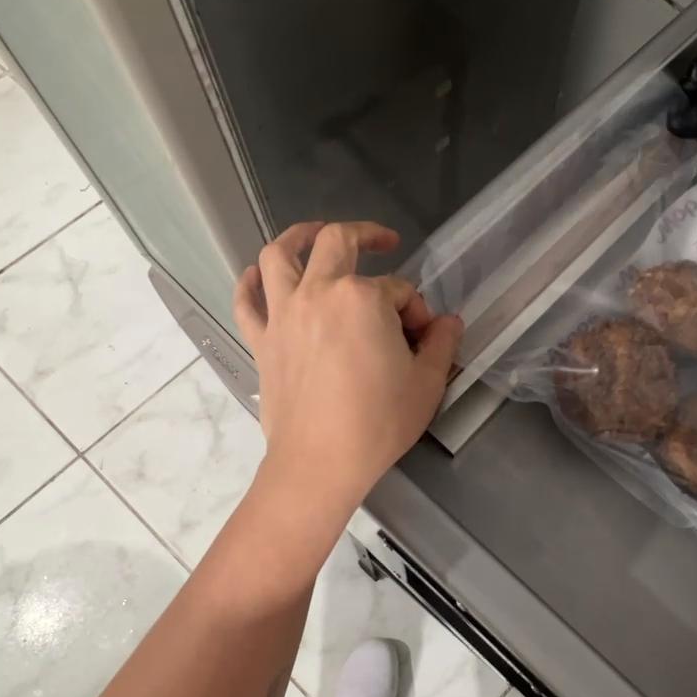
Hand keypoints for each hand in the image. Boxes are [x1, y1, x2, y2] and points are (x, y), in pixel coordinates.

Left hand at [233, 221, 462, 511]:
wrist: (320, 462)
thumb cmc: (378, 422)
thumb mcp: (426, 382)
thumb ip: (441, 343)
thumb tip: (449, 322)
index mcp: (363, 298)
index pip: (399, 290)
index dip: (417, 310)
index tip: (424, 338)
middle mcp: (318, 292)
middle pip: (337, 243)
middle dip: (365, 235)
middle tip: (384, 241)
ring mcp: (284, 314)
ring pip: (280, 255)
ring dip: (298, 237)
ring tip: (315, 233)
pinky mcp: (262, 340)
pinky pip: (247, 300)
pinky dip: (250, 282)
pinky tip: (259, 276)